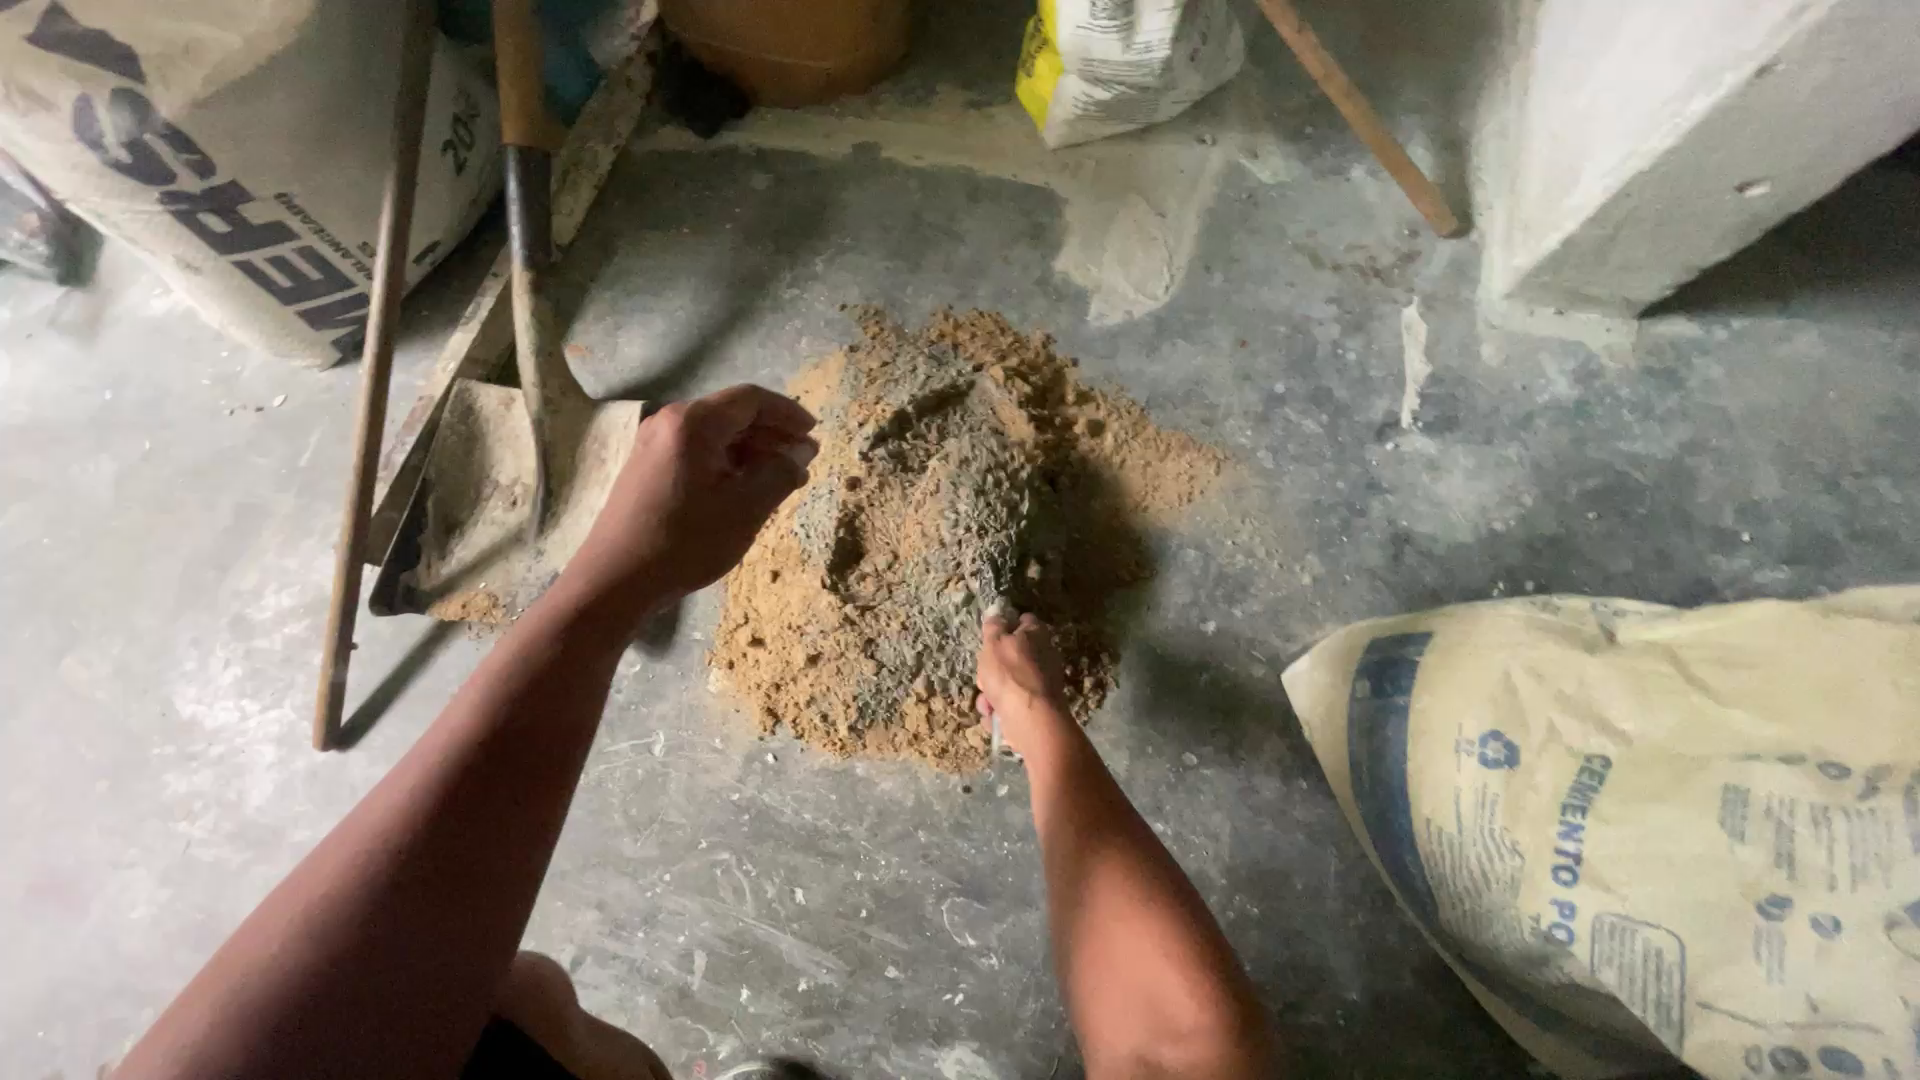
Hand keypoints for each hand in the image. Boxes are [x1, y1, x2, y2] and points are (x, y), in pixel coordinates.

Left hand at [564, 384, 816, 617]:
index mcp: (694, 423)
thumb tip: (803, 452)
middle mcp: (670, 422)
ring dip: (753, 450)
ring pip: (716, 434)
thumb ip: (780, 473)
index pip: (751, 399)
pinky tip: (745, 488)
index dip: (788, 413)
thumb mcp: (746, 508)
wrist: (616, 580)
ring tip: (780, 478)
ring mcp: (654, 443)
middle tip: (803, 460)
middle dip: (772, 434)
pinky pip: (699, 451)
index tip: (814, 434)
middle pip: (733, 414)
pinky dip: (728, 462)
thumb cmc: (686, 541)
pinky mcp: (648, 467)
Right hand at [975, 611, 1078, 759]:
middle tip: (984, 676)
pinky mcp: (1036, 708)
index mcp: (1037, 634)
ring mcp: (1041, 684)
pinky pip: (1011, 705)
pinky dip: (1000, 711)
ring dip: (991, 694)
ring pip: (1008, 684)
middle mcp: (1043, 657)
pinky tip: (993, 716)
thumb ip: (994, 627)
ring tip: (987, 703)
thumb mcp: (994, 643)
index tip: (991, 638)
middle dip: (992, 669)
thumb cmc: (1010, 674)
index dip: (1005, 627)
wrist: (1030, 719)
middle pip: (1011, 657)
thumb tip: (996, 612)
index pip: (1023, 620)